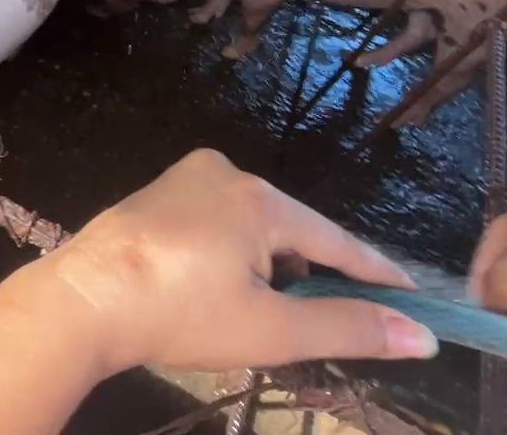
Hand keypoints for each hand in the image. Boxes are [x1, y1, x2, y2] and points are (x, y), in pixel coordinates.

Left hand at [38, 149, 437, 374]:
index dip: (376, 273)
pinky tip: (221, 287)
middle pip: (290, 230)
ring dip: (268, 266)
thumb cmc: (182, 312)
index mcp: (258, 197)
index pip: (335, 240)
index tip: (416, 297)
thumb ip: (348, 327)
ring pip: (251, 226)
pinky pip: (215, 221)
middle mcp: (223, 171)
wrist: (86, 297)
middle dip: (310, 274)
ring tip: (262, 313)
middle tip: (322, 324)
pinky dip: (233, 252)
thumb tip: (420, 334)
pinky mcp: (157, 193)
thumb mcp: (273, 329)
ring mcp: (183, 178)